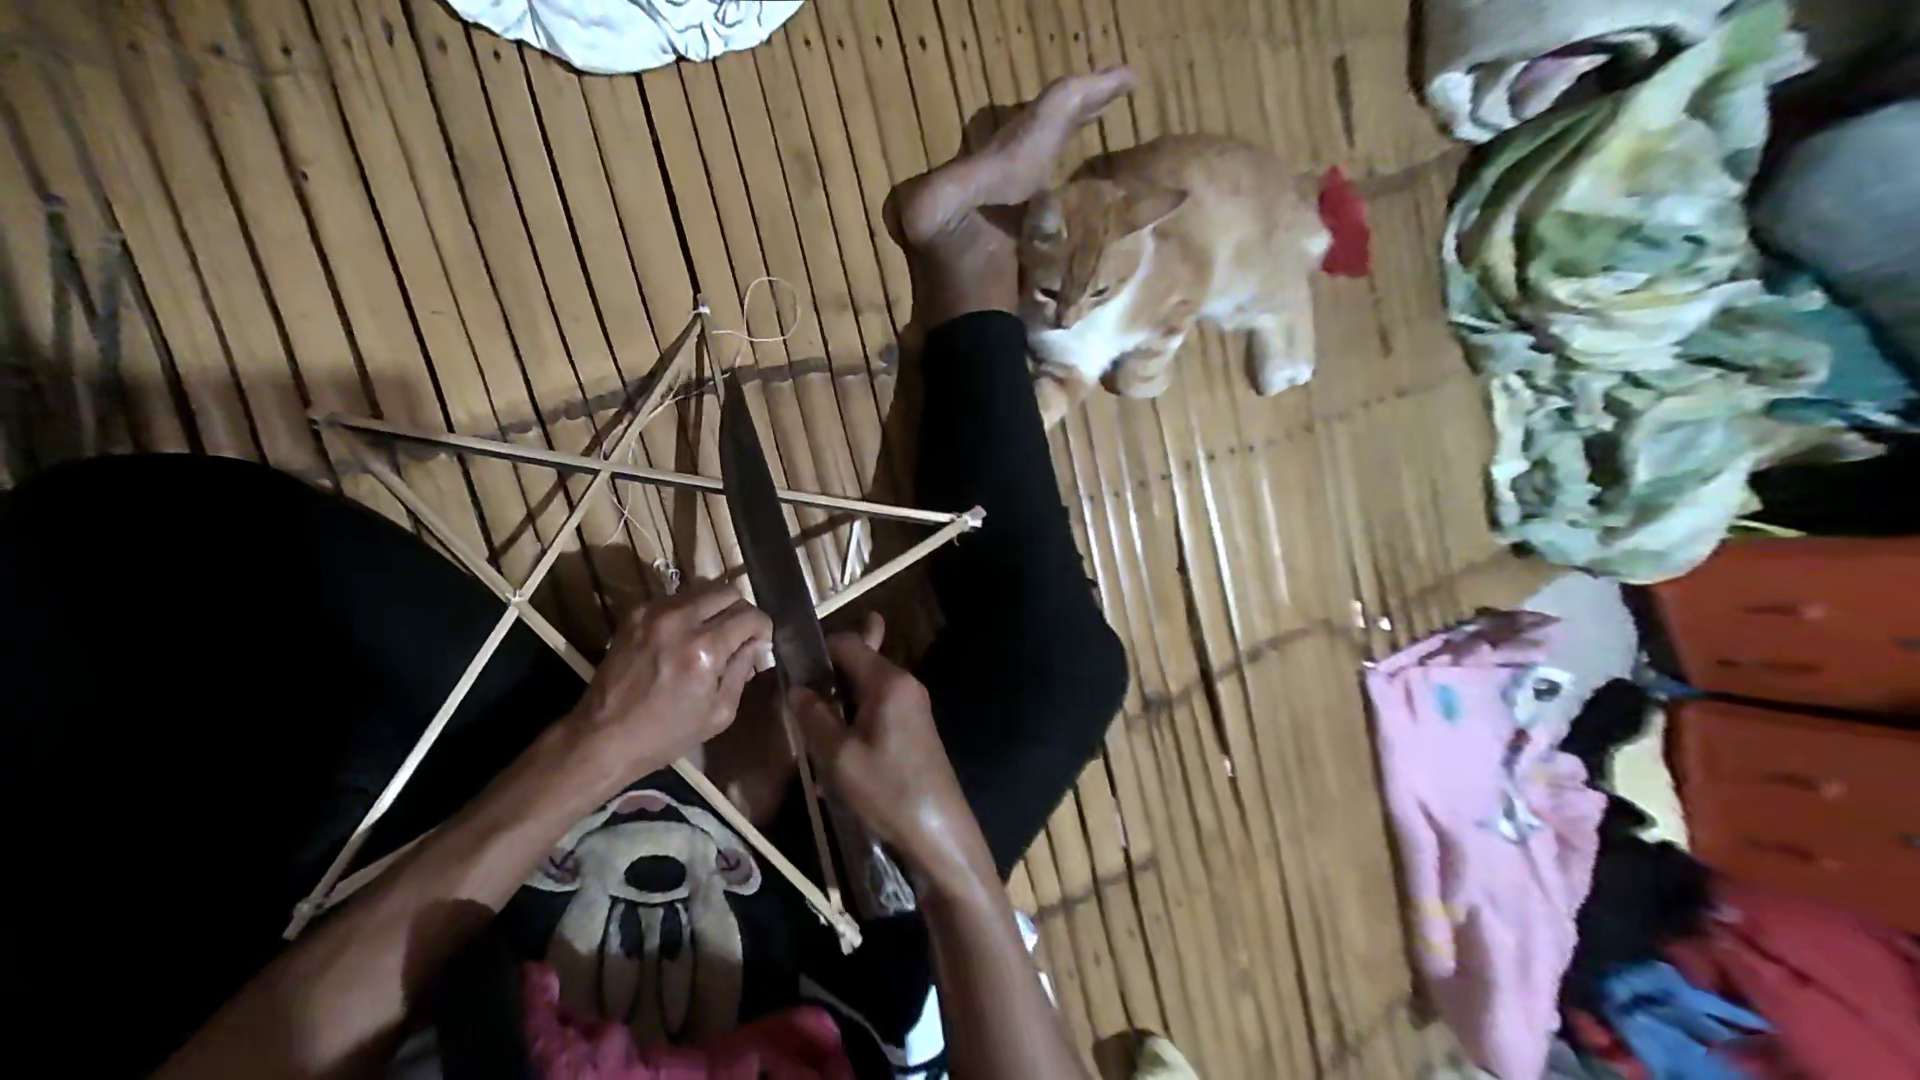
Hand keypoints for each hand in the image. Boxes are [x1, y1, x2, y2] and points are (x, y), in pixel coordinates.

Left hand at [564, 583, 771, 794]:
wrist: (603, 736)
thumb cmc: (667, 733)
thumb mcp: (720, 712)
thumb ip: (742, 670)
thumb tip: (755, 644)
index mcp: (705, 648)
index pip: (750, 616)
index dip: (763, 628)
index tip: (761, 642)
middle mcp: (681, 621)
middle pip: (729, 592)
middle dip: (742, 612)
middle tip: (740, 635)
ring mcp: (655, 613)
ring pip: (703, 589)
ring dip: (715, 608)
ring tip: (712, 633)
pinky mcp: (636, 615)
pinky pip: (676, 599)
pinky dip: (689, 611)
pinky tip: (685, 635)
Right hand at [789, 615, 993, 892]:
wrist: (938, 832)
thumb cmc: (887, 789)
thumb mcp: (838, 755)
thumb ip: (814, 715)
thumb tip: (797, 688)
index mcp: (889, 680)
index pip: (847, 642)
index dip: (816, 651)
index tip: (791, 673)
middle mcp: (905, 684)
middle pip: (857, 665)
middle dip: (826, 682)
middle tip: (798, 709)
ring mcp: (913, 706)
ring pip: (864, 692)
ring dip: (838, 708)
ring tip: (812, 736)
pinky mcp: (914, 728)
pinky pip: (877, 712)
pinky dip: (855, 724)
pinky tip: (837, 755)